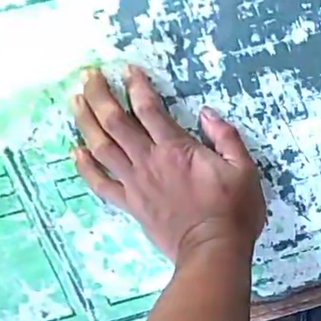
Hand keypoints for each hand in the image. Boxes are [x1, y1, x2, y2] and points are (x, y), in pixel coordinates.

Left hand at [72, 66, 265, 262]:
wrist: (213, 249)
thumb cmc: (233, 211)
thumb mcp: (244, 170)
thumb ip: (226, 138)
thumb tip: (208, 115)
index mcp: (176, 149)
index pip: (149, 108)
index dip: (137, 86)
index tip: (128, 70)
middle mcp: (149, 161)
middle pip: (115, 121)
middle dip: (100, 94)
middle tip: (90, 75)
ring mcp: (135, 183)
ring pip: (100, 146)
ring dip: (85, 121)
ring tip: (76, 101)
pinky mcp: (131, 205)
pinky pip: (100, 183)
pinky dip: (85, 167)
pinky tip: (76, 152)